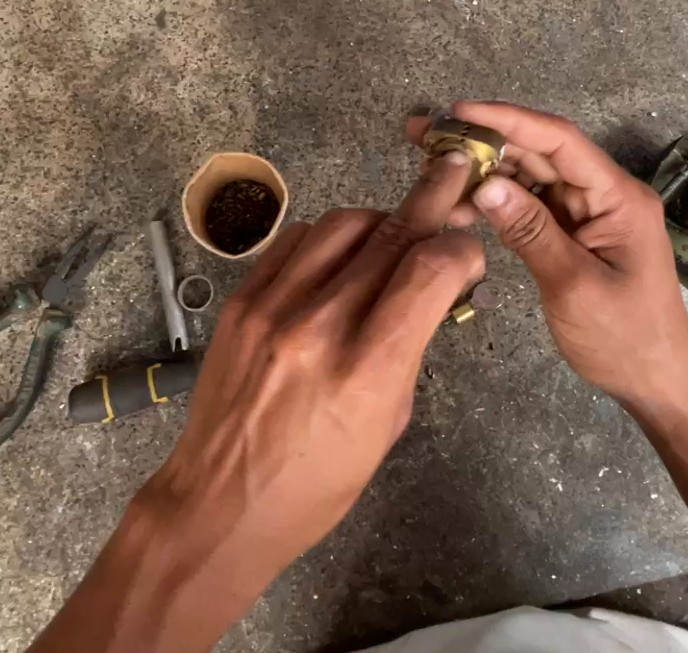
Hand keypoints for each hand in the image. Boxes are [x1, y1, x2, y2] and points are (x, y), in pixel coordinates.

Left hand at [147, 149, 482, 569]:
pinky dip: (329, 237)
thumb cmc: (316, 485)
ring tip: (392, 236)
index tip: (468, 254)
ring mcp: (271, 307)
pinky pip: (294, 239)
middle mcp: (318, 327)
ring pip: (341, 223)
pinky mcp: (240, 299)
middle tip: (451, 185)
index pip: (428, 272)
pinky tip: (339, 255)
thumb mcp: (386, 425)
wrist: (219, 503)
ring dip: (379, 220)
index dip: (461, 250)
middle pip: (390, 234)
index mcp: (366, 372)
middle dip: (432, 203)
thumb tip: (429, 289)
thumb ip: (408, 348)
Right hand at [408, 102, 687, 410]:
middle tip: (426, 135)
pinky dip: (494, 203)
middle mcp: (601, 194)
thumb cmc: (625, 338)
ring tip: (432, 168)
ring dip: (484, 171)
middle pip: (538, 153)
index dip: (508, 120)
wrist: (655, 382)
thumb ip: (530, 232)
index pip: (559, 141)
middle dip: (484, 141)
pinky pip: (528, 205)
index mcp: (617, 197)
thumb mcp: (573, 286)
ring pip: (528, 176)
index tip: (459, 112)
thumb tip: (484, 185)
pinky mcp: (570, 232)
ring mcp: (585, 213)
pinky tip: (460, 207)